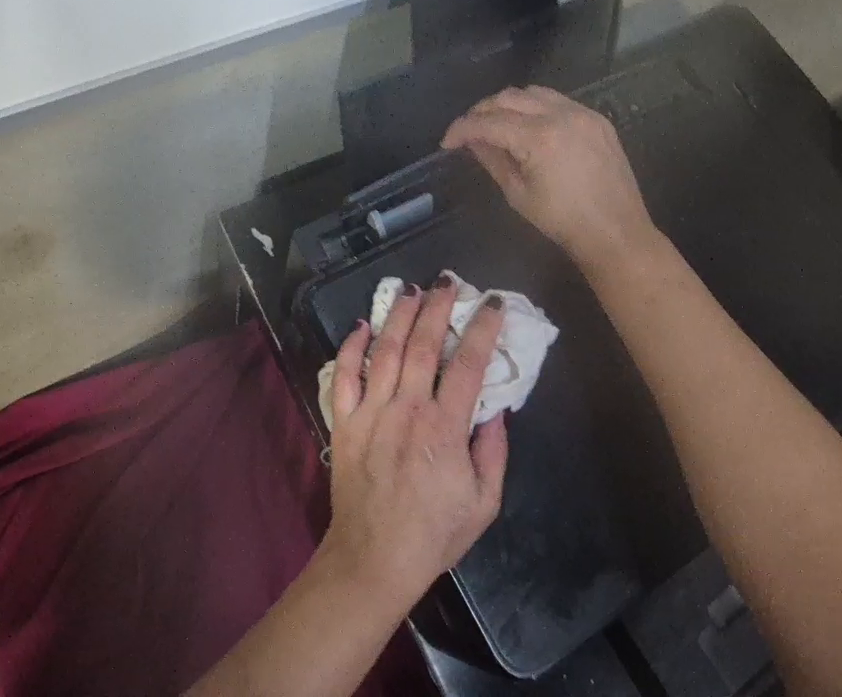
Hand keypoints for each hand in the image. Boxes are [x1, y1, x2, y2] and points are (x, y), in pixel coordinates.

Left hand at [320, 277, 509, 610]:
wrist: (375, 559)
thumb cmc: (435, 533)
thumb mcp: (485, 503)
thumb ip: (494, 453)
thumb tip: (497, 411)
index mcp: (445, 429)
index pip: (468, 366)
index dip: (483, 329)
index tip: (493, 304)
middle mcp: (407, 410)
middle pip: (423, 345)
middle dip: (438, 308)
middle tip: (448, 281)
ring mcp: (371, 413)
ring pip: (385, 352)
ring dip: (399, 316)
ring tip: (412, 290)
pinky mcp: (344, 424)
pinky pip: (344, 376)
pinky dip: (351, 347)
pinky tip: (362, 325)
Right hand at [442, 85, 658, 269]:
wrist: (615, 231)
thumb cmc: (562, 221)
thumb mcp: (518, 193)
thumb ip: (492, 160)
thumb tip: (472, 141)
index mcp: (538, 137)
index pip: (488, 122)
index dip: (462, 129)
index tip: (447, 142)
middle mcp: (561, 115)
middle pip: (509, 97)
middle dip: (482, 111)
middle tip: (468, 131)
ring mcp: (582, 113)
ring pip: (534, 93)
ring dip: (509, 104)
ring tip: (496, 124)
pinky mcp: (597, 119)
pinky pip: (558, 101)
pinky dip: (536, 107)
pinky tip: (528, 126)